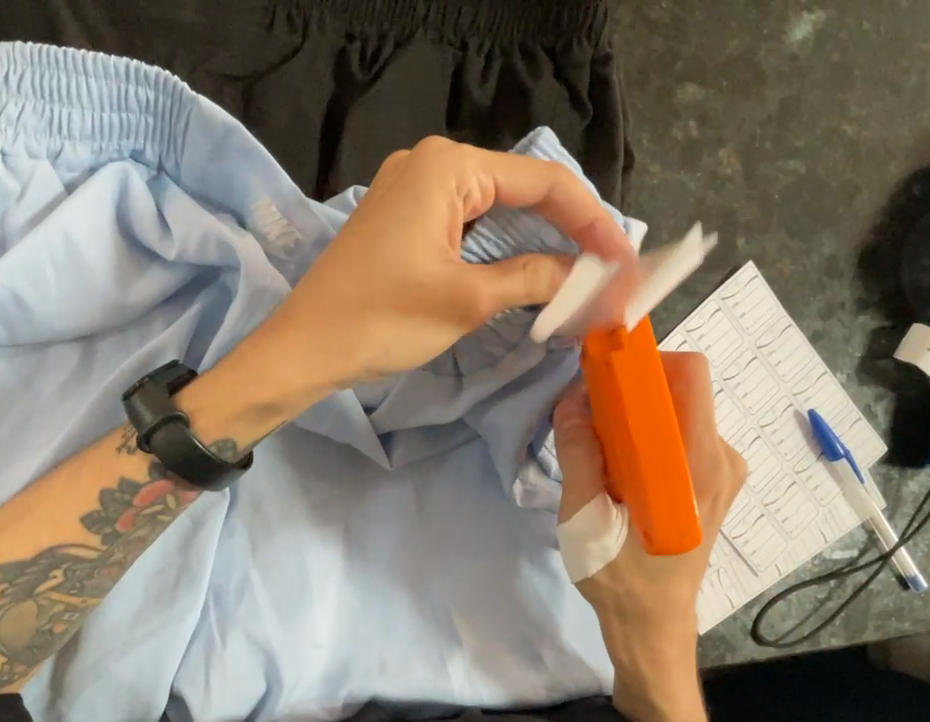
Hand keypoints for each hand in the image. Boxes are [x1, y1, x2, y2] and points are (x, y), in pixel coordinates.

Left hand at [262, 136, 634, 390]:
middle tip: (608, 272)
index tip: (625, 259)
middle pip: (521, 191)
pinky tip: (528, 272)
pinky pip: (466, 225)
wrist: (304, 349)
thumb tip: (588, 275)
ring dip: (536, 243)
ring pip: (495, 210)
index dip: (592, 221)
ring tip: (579, 276)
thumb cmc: (380, 321)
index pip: (543, 182)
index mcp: (449, 167)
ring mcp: (412, 189)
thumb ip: (533, 278)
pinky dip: (500, 249)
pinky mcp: (402, 218)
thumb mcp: (465, 301)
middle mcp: (432, 163)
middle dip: (568, 232)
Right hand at [553, 352, 747, 715]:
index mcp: (695, 463)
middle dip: (629, 393)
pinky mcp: (714, 482)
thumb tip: (572, 399)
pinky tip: (619, 474)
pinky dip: (646, 439)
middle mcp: (721, 457)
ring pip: (676, 413)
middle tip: (586, 422)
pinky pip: (679, 436)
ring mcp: (722, 470)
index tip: (600, 376)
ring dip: (634, 419)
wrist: (652, 624)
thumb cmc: (618, 576)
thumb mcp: (584, 518)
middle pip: (679, 390)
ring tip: (598, 456)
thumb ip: (579, 454)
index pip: (688, 374)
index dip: (643, 361)